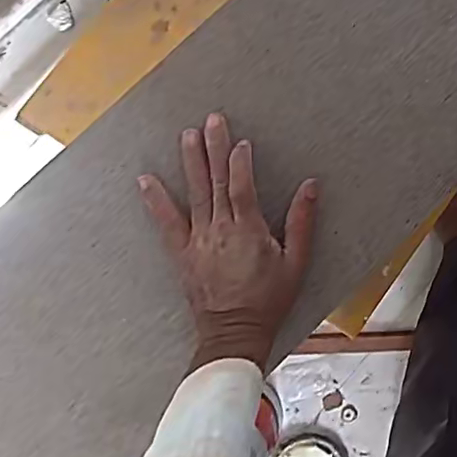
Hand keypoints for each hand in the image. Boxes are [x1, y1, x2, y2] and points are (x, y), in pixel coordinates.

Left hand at [139, 112, 319, 372]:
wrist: (233, 336)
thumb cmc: (269, 300)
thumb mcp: (296, 263)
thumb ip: (302, 222)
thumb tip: (311, 186)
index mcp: (248, 232)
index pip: (242, 187)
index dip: (241, 162)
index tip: (241, 140)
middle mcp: (220, 231)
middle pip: (216, 182)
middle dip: (214, 148)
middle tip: (212, 120)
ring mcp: (197, 241)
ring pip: (194, 194)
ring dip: (190, 162)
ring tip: (187, 135)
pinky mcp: (181, 253)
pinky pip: (166, 223)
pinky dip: (155, 200)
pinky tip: (145, 179)